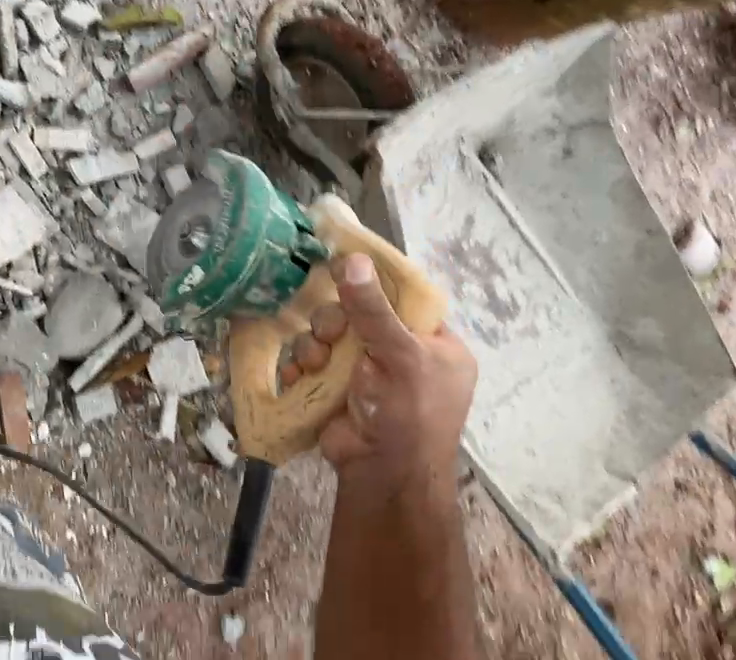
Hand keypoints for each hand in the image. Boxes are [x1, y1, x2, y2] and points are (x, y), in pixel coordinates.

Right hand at [280, 253, 475, 492]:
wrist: (382, 477)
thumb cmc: (409, 414)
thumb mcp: (399, 356)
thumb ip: (372, 308)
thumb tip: (352, 258)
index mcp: (433, 344)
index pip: (400, 298)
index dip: (370, 284)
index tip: (339, 269)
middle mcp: (399, 353)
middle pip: (353, 313)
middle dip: (334, 323)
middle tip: (331, 336)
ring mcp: (363, 371)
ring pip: (325, 335)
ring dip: (314, 346)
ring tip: (316, 365)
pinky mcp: (333, 387)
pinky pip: (309, 361)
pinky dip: (302, 366)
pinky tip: (302, 376)